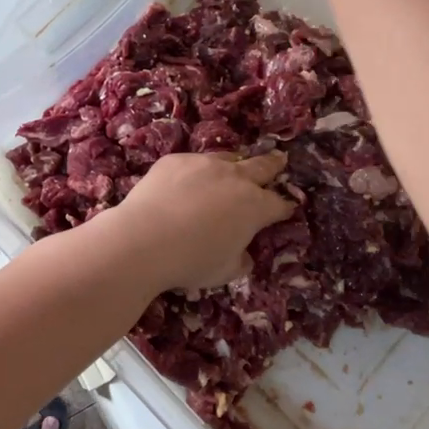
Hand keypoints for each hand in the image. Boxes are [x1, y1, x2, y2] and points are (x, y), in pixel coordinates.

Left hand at [105, 151, 294, 290]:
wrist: (144, 239)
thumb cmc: (191, 261)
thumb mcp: (226, 271)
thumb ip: (241, 260)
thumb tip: (244, 254)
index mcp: (254, 206)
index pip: (278, 204)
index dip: (283, 208)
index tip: (285, 209)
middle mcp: (234, 178)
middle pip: (261, 167)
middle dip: (272, 166)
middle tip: (279, 160)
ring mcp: (203, 164)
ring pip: (226, 158)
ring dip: (233, 164)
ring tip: (232, 166)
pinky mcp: (174, 160)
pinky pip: (192, 162)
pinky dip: (195, 170)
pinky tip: (186, 181)